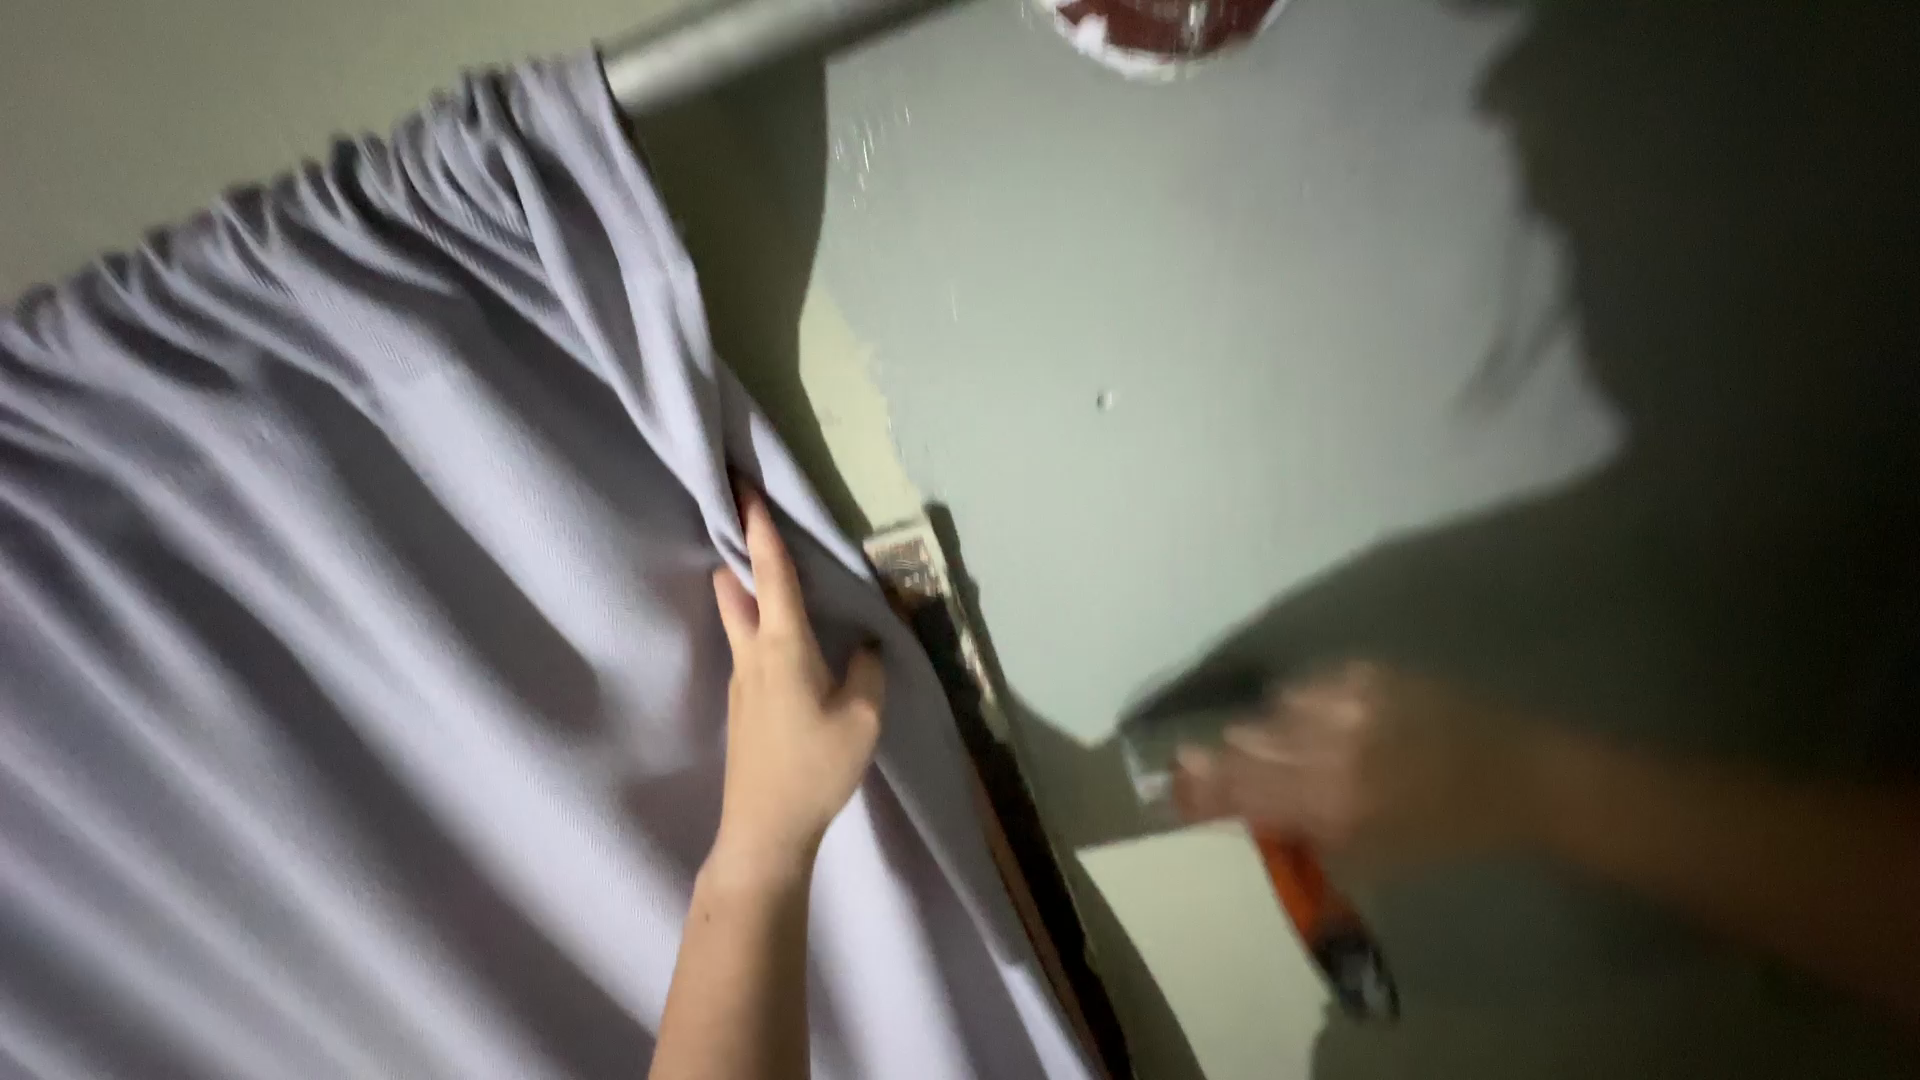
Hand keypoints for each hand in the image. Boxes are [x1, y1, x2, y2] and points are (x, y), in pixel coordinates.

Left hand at [709, 485, 885, 880]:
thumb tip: (867, 645)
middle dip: (740, 554)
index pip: (771, 574)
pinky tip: (789, 643)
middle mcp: (752, 654)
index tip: (743, 491)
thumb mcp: (863, 718)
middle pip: (734, 589)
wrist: (763, 831)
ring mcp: (740, 681)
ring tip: (776, 581)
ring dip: (750, 591)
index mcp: (783, 646)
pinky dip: (760, 626)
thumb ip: (868, 670)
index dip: (760, 530)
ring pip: (738, 620)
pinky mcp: (742, 705)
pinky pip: (748, 647)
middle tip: (751, 528)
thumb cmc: (815, 768)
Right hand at [1172, 661, 1539, 875]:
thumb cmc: (1443, 831)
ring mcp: (1345, 698)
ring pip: (1270, 711)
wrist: (1518, 774)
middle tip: (1223, 766)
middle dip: (1229, 757)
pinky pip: (1304, 688)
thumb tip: (1235, 813)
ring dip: (1273, 732)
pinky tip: (1334, 722)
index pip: (1238, 787)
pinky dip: (1305, 707)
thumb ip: (1296, 831)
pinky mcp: (1362, 669)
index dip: (1198, 784)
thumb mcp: (1371, 855)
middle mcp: (1329, 744)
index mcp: (1332, 801)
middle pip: (1241, 741)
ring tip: (1302, 746)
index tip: (1173, 781)